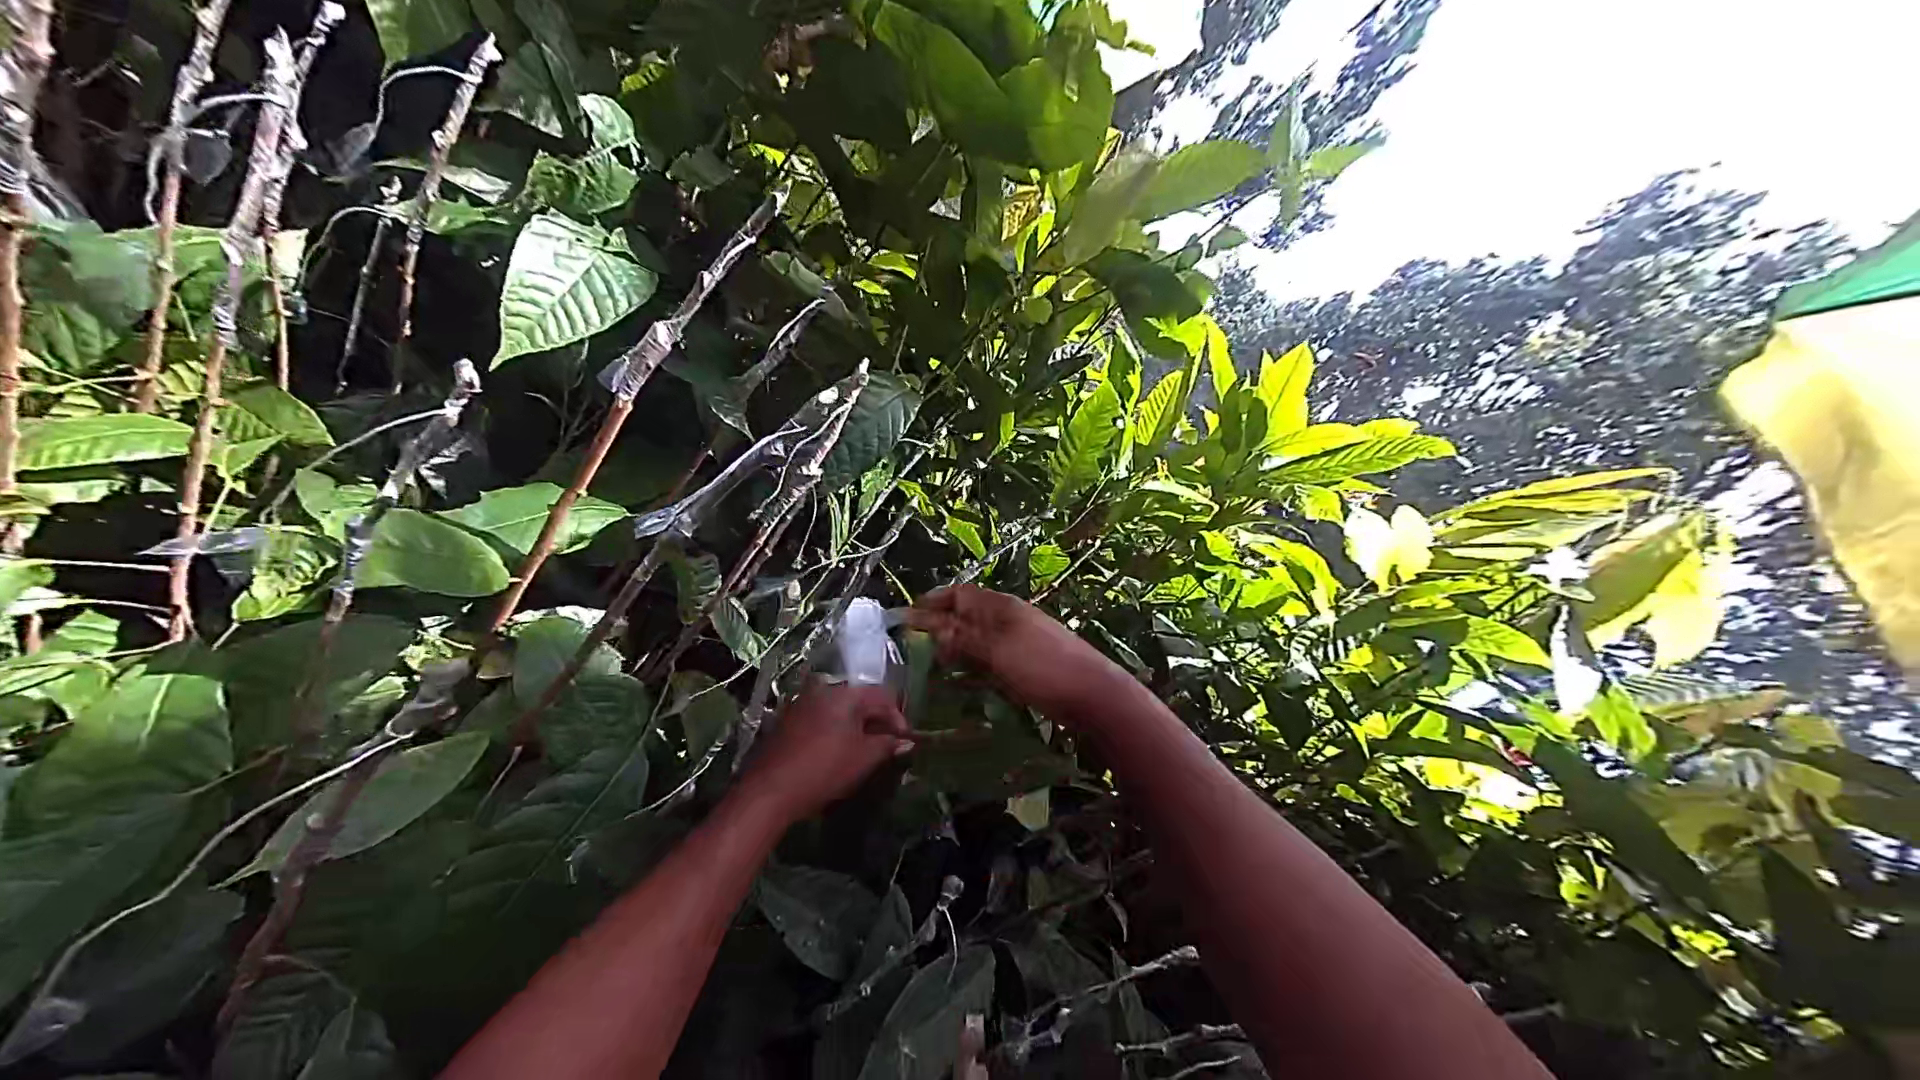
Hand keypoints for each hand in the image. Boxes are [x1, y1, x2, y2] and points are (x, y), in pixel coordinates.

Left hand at [743, 681, 913, 821]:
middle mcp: (823, 690)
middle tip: (887, 747)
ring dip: (856, 727)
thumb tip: (905, 741)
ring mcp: (803, 704)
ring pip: (840, 710)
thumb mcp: (863, 758)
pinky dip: (836, 731)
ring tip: (864, 752)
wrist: (770, 790)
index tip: (904, 742)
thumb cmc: (824, 769)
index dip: (898, 718)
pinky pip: (822, 718)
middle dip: (877, 722)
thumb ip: (887, 745)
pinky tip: (838, 753)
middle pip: (861, 700)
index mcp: (845, 693)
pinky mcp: (788, 721)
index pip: (883, 696)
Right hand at [907, 585, 1120, 723]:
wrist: (1093, 694)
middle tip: (911, 645)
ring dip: (953, 648)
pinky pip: (988, 660)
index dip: (933, 602)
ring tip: (927, 664)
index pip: (959, 594)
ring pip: (976, 639)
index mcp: (1001, 607)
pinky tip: (959, 680)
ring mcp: (1016, 642)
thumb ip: (964, 637)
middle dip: (938, 626)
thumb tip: (930, 626)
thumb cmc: (1043, 666)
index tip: (906, 617)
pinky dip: (971, 666)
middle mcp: (1007, 619)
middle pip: (966, 616)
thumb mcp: (998, 650)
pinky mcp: (1023, 665)